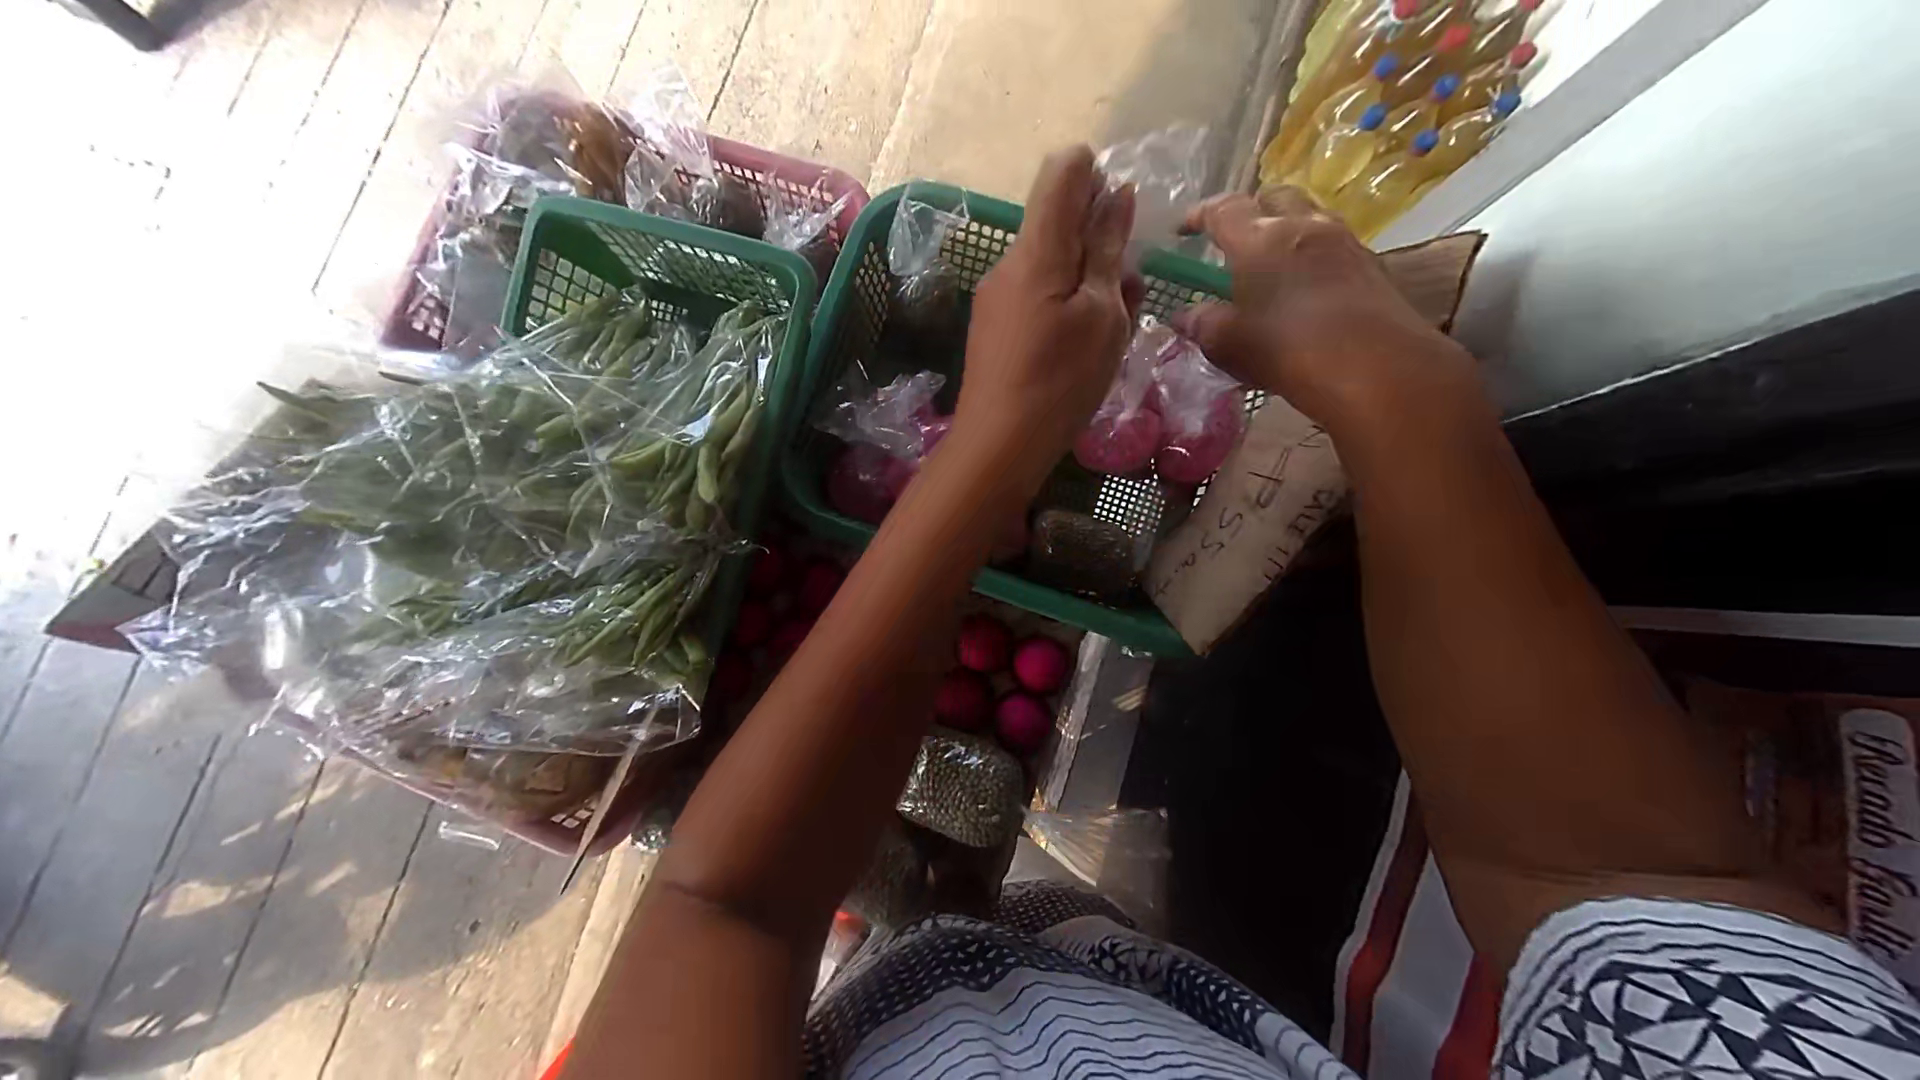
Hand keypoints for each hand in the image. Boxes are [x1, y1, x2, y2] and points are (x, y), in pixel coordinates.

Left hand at [953, 147, 1143, 487]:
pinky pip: (1036, 297)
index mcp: (1036, 249)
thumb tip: (1115, 194)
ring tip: (1114, 326)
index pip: (1062, 172)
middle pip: (1057, 223)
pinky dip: (1066, 306)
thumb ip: (1107, 250)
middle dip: (1099, 241)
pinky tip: (1085, 344)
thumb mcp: (1101, 315)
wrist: (999, 446)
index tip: (1121, 220)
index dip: (1096, 177)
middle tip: (1127, 290)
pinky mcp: (995, 329)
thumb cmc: (1061, 380)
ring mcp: (996, 298)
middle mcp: (1009, 264)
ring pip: (1050, 265)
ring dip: (1088, 279)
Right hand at [1177, 187, 1481, 441]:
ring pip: (1308, 216)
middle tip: (1232, 240)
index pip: (1223, 210)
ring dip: (1284, 230)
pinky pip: (1331, 245)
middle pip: (1273, 198)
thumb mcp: (1228, 343)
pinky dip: (1309, 255)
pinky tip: (1303, 287)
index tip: (1183, 230)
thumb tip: (1185, 316)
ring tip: (1269, 263)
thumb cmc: (1285, 349)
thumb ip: (1202, 324)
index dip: (1199, 215)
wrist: (1373, 366)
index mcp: (1260, 240)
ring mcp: (1343, 242)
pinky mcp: (1370, 265)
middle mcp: (1303, 227)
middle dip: (1249, 211)